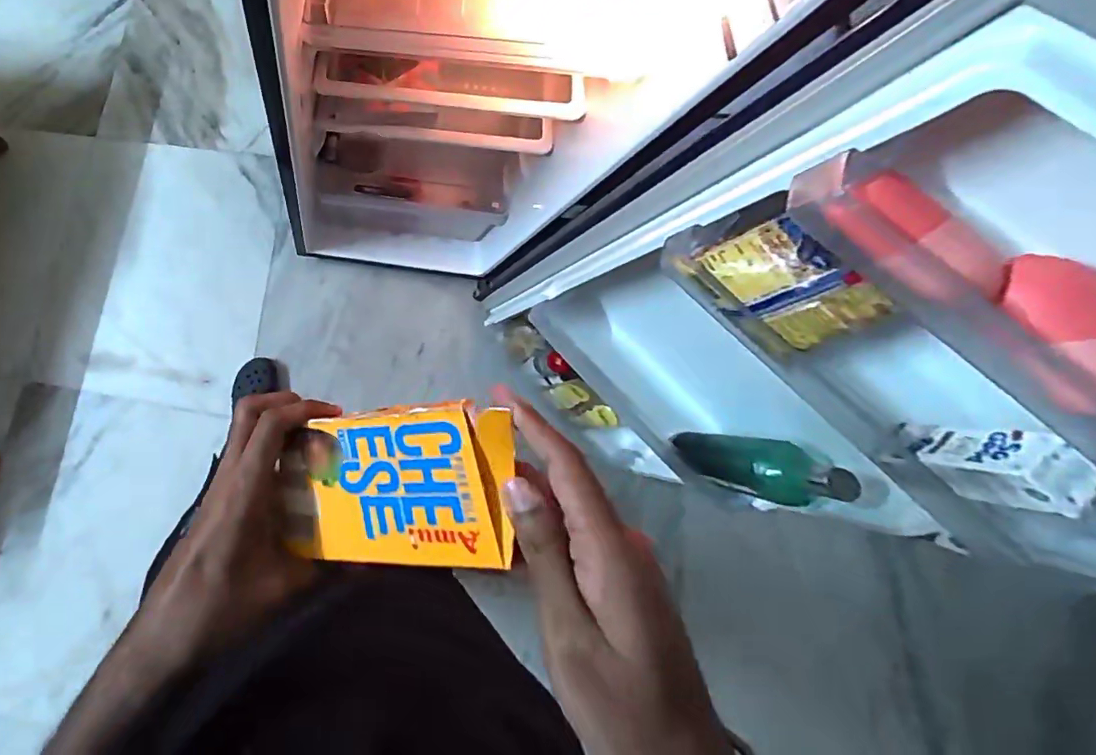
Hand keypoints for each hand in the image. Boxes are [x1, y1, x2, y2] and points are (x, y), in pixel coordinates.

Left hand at [131, 390, 341, 663]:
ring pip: (242, 430)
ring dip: (275, 423)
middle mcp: (229, 474)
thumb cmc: (225, 604)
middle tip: (322, 421)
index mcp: (245, 486)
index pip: (270, 424)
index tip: (334, 417)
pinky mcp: (216, 496)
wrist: (171, 625)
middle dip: (286, 403)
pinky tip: (291, 479)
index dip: (303, 409)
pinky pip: (242, 454)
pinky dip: (266, 447)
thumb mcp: (284, 589)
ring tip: (312, 444)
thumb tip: (369, 561)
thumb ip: (328, 569)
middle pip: (249, 411)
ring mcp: (218, 483)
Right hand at [507, 400, 732, 754]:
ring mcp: (625, 567)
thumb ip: (544, 552)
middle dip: (519, 455)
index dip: (536, 427)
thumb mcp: (568, 628)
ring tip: (478, 482)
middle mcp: (623, 547)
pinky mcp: (621, 586)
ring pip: (569, 513)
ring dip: (526, 493)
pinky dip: (540, 526)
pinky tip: (510, 533)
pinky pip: (575, 539)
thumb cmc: (616, 700)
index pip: (570, 470)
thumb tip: (515, 483)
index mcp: (612, 552)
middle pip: (566, 485)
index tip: (501, 395)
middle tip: (470, 440)